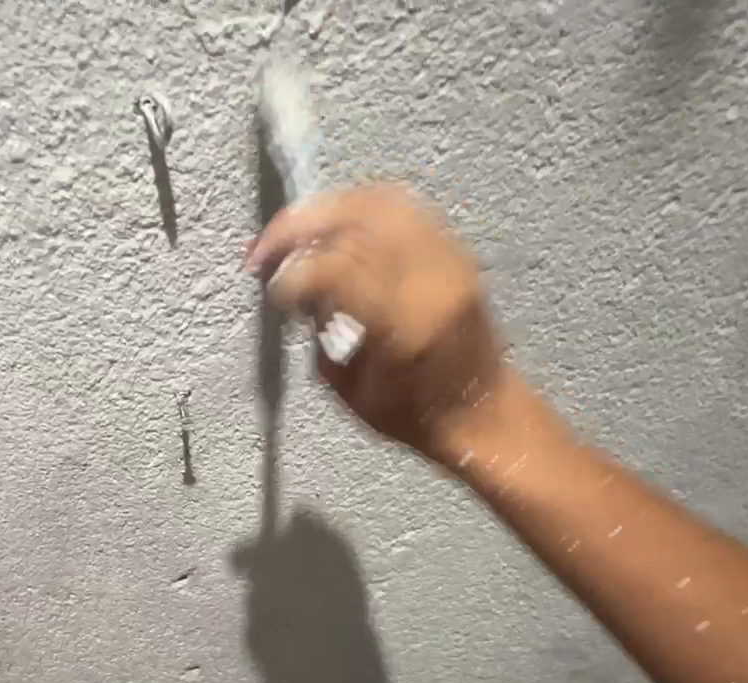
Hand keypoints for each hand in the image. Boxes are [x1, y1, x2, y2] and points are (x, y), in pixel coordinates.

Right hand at [246, 184, 506, 459]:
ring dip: (327, 210)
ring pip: (380, 201)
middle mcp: (430, 280)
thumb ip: (322, 335)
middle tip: (266, 246)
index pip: (336, 267)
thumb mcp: (349, 389)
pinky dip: (356, 211)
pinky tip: (332, 230)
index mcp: (403, 324)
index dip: (291, 271)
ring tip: (294, 232)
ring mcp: (449, 258)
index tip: (269, 288)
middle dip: (300, 224)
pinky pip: (401, 209)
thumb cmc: (411, 416)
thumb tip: (301, 292)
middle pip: (357, 217)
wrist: (481, 411)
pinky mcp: (455, 252)